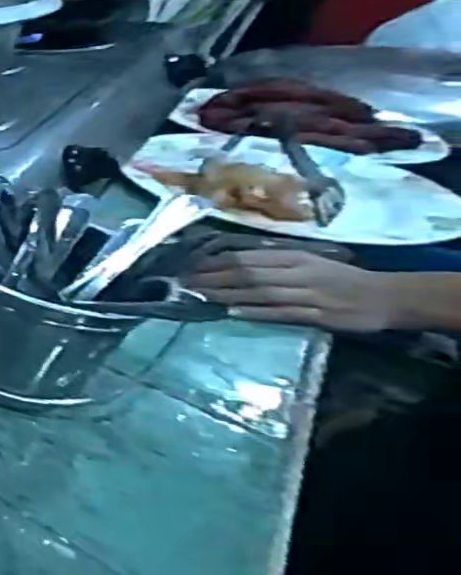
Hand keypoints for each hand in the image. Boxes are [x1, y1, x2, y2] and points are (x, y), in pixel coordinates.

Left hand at [187, 250, 401, 330]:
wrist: (390, 297)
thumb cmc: (337, 277)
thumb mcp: (304, 261)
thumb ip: (267, 261)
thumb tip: (220, 261)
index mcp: (294, 258)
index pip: (244, 258)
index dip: (213, 263)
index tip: (187, 267)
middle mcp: (300, 274)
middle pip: (248, 274)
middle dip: (212, 278)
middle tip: (184, 283)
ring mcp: (311, 296)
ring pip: (261, 293)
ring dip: (227, 295)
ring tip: (199, 296)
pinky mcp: (322, 316)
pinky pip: (283, 313)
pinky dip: (256, 312)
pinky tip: (232, 312)